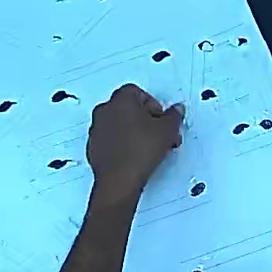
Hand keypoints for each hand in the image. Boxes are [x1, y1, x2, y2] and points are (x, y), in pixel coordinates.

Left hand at [85, 84, 183, 198]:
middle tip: (159, 133)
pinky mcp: (94, 147)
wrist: (120, 179)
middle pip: (128, 108)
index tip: (162, 118)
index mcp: (121, 99)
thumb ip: (174, 115)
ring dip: (134, 131)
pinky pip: (111, 139)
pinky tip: (136, 156)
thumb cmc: (139, 151)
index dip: (153, 105)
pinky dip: (123, 143)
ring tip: (150, 147)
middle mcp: (104, 110)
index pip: (137, 92)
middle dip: (146, 119)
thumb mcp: (167, 130)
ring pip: (119, 124)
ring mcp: (96, 129)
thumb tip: (176, 110)